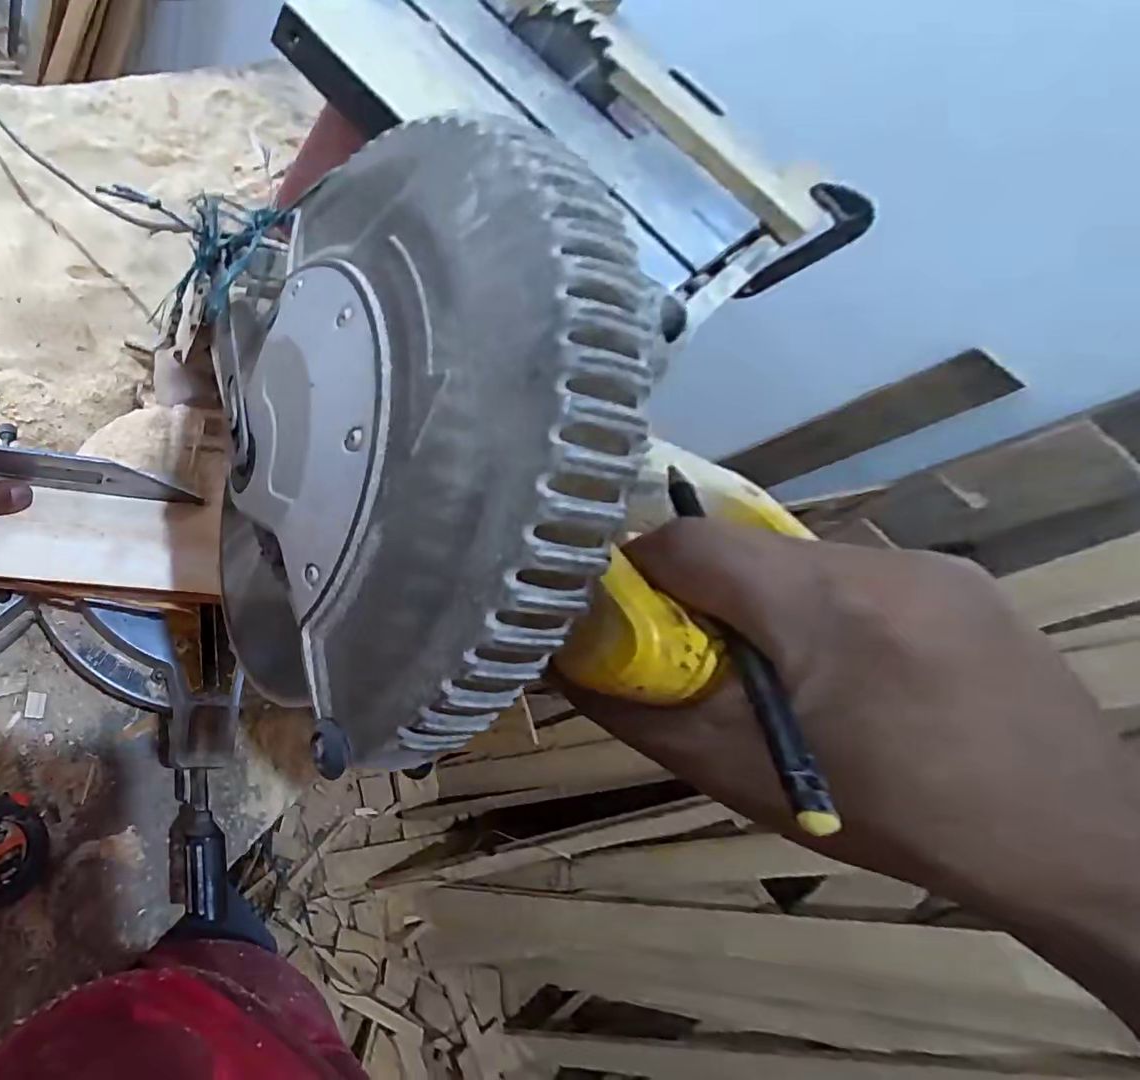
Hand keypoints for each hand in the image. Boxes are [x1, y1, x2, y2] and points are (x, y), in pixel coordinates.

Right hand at [565, 519, 1139, 918]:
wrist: (1085, 853)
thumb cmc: (880, 812)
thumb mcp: (722, 766)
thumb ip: (624, 702)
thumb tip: (552, 659)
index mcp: (820, 602)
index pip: (680, 540)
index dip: (629, 571)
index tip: (621, 620)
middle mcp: (878, 561)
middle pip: (729, 546)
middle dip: (686, 591)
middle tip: (681, 654)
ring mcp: (928, 566)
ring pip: (780, 558)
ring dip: (744, 598)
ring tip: (756, 667)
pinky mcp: (958, 581)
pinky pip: (836, 572)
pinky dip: (800, 606)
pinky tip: (824, 664)